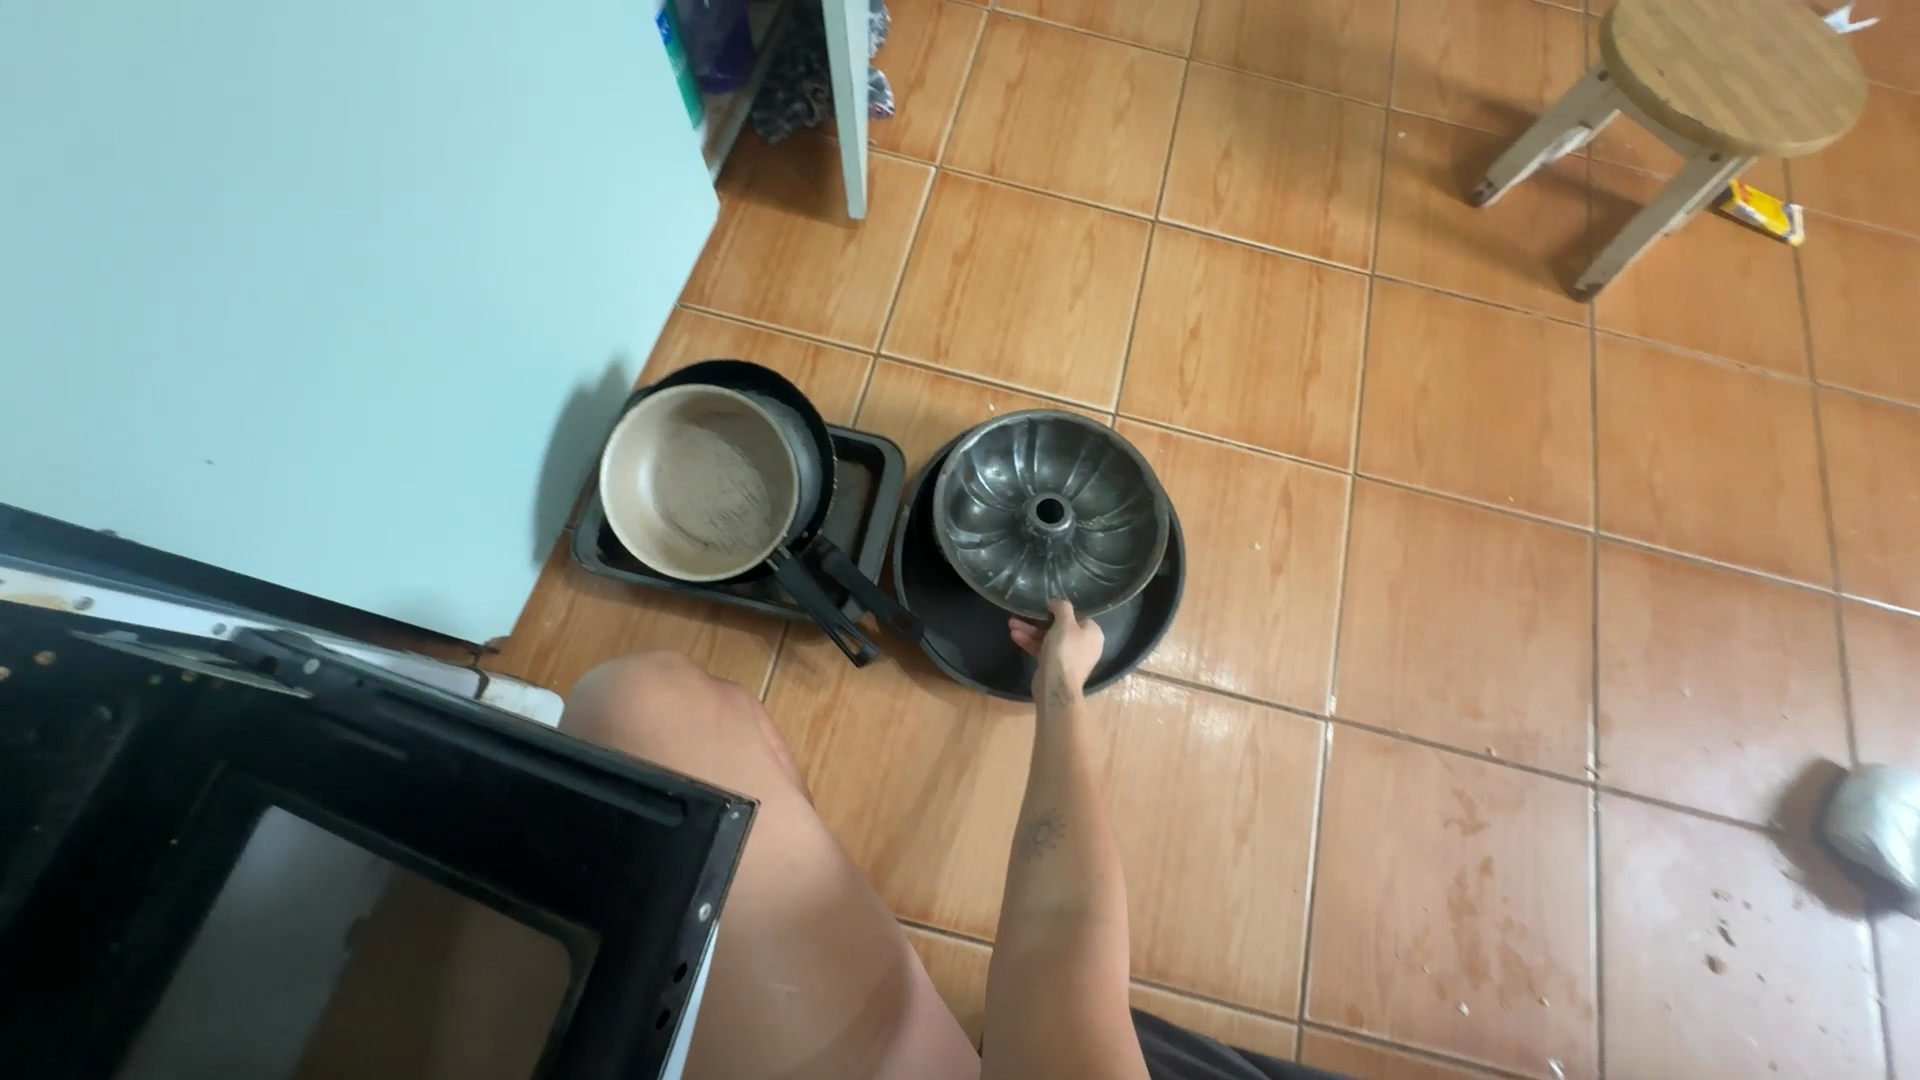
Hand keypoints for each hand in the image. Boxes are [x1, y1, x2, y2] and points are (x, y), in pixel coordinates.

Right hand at [1008, 598, 1104, 700]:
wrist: (1056, 686)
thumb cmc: (1065, 651)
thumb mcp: (1065, 624)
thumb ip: (1062, 608)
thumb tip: (1057, 603)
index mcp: (1092, 633)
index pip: (1077, 616)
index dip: (1059, 610)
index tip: (1044, 605)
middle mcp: (1083, 644)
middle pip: (1059, 627)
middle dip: (1037, 621)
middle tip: (1022, 614)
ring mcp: (1068, 656)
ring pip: (1047, 638)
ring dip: (1030, 631)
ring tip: (1011, 624)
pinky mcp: (1054, 665)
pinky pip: (1042, 649)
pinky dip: (1030, 642)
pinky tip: (1014, 635)